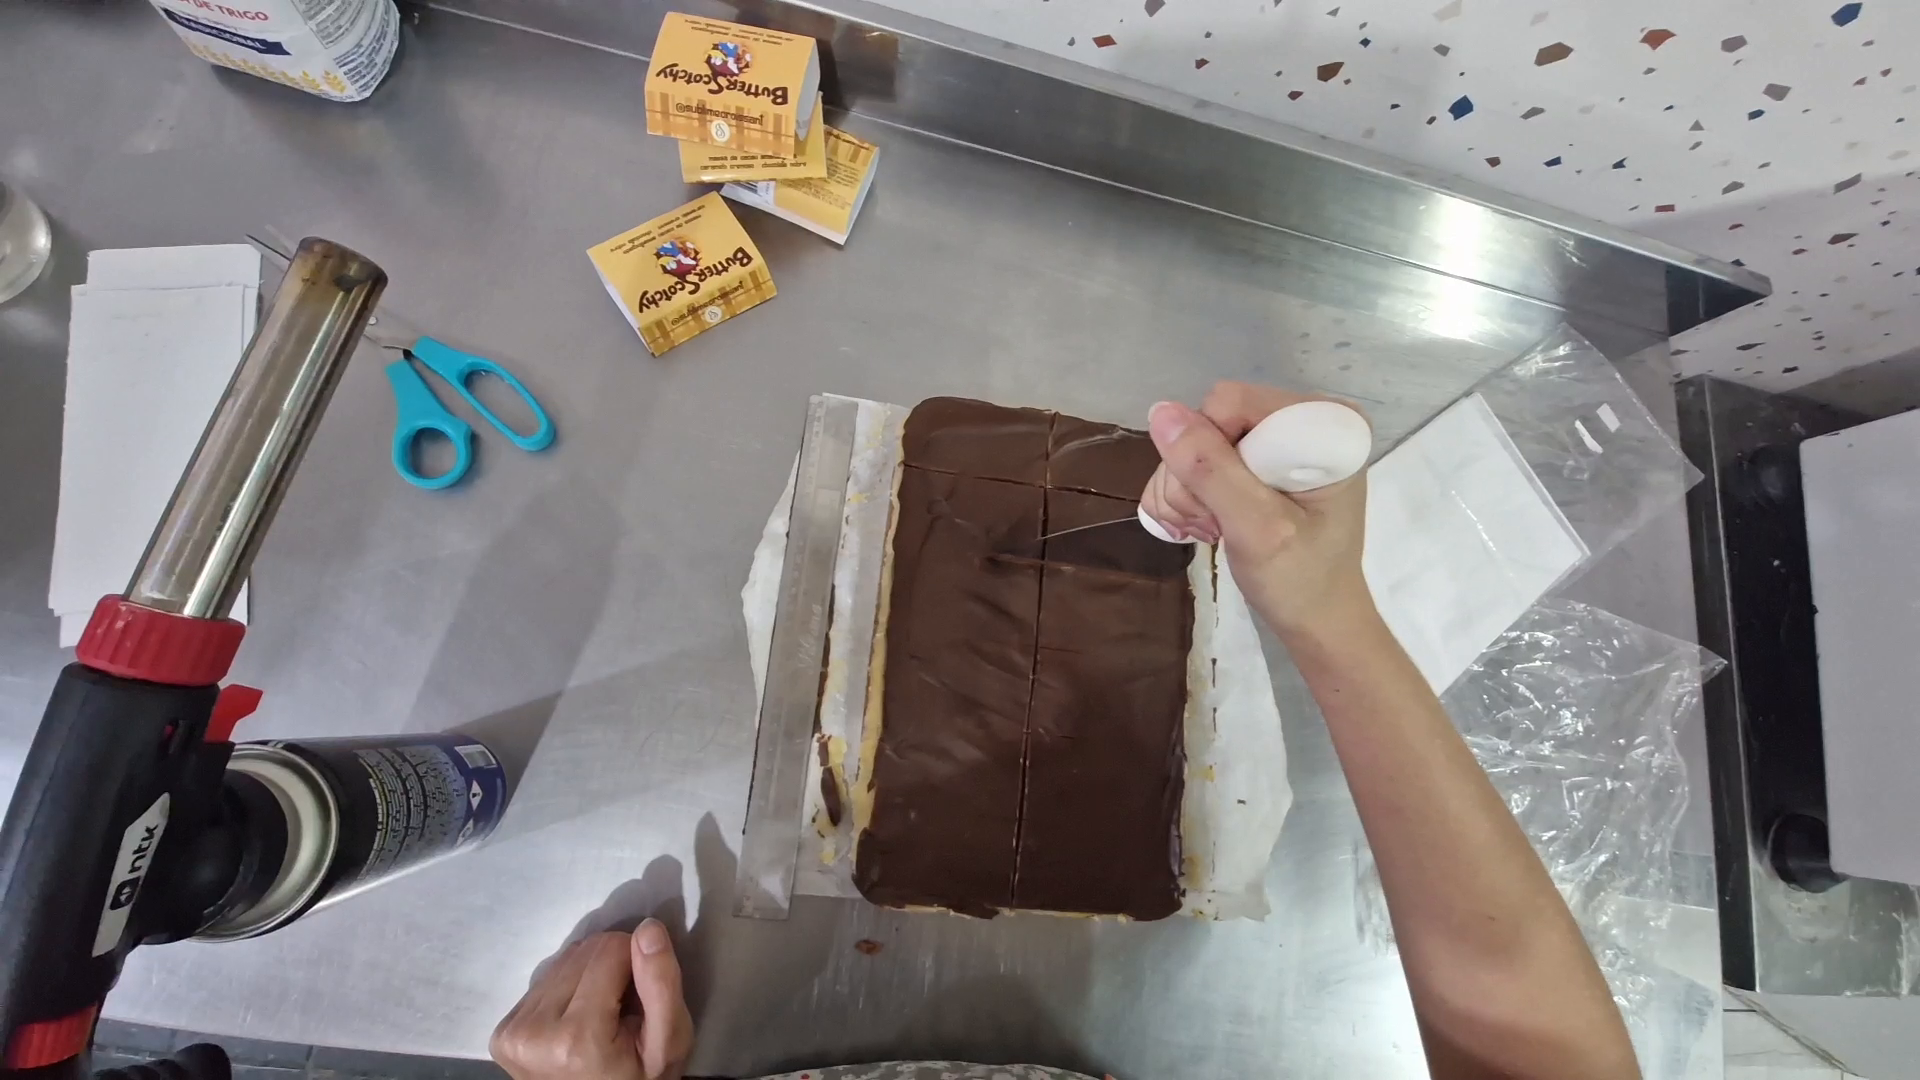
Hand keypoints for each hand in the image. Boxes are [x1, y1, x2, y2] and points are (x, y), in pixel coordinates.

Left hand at [491, 921, 694, 1079]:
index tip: (640, 997)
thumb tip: (647, 928)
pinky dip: (572, 986)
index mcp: (576, 1037)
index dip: (637, 962)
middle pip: (587, 950)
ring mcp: (511, 1032)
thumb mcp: (671, 1040)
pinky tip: (579, 1015)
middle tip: (623, 1006)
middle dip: (614, 966)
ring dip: (592, 974)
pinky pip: (549, 975)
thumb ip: (662, 983)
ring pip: (568, 958)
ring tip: (602, 1012)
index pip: (611, 948)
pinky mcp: (502, 1031)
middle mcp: (533, 1031)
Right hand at [1140, 382, 1372, 637]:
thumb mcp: (1256, 528)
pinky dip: (1181, 499)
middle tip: (1214, 524)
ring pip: (1187, 446)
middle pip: (1203, 424)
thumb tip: (1160, 412)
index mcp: (1320, 421)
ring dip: (1182, 495)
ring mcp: (1267, 442)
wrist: (1314, 619)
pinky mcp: (1246, 463)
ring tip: (1209, 530)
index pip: (1228, 404)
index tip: (1224, 505)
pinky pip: (1188, 463)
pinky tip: (1201, 526)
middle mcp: (1294, 419)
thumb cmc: (1300, 580)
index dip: (1208, 453)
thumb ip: (1211, 470)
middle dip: (1192, 479)